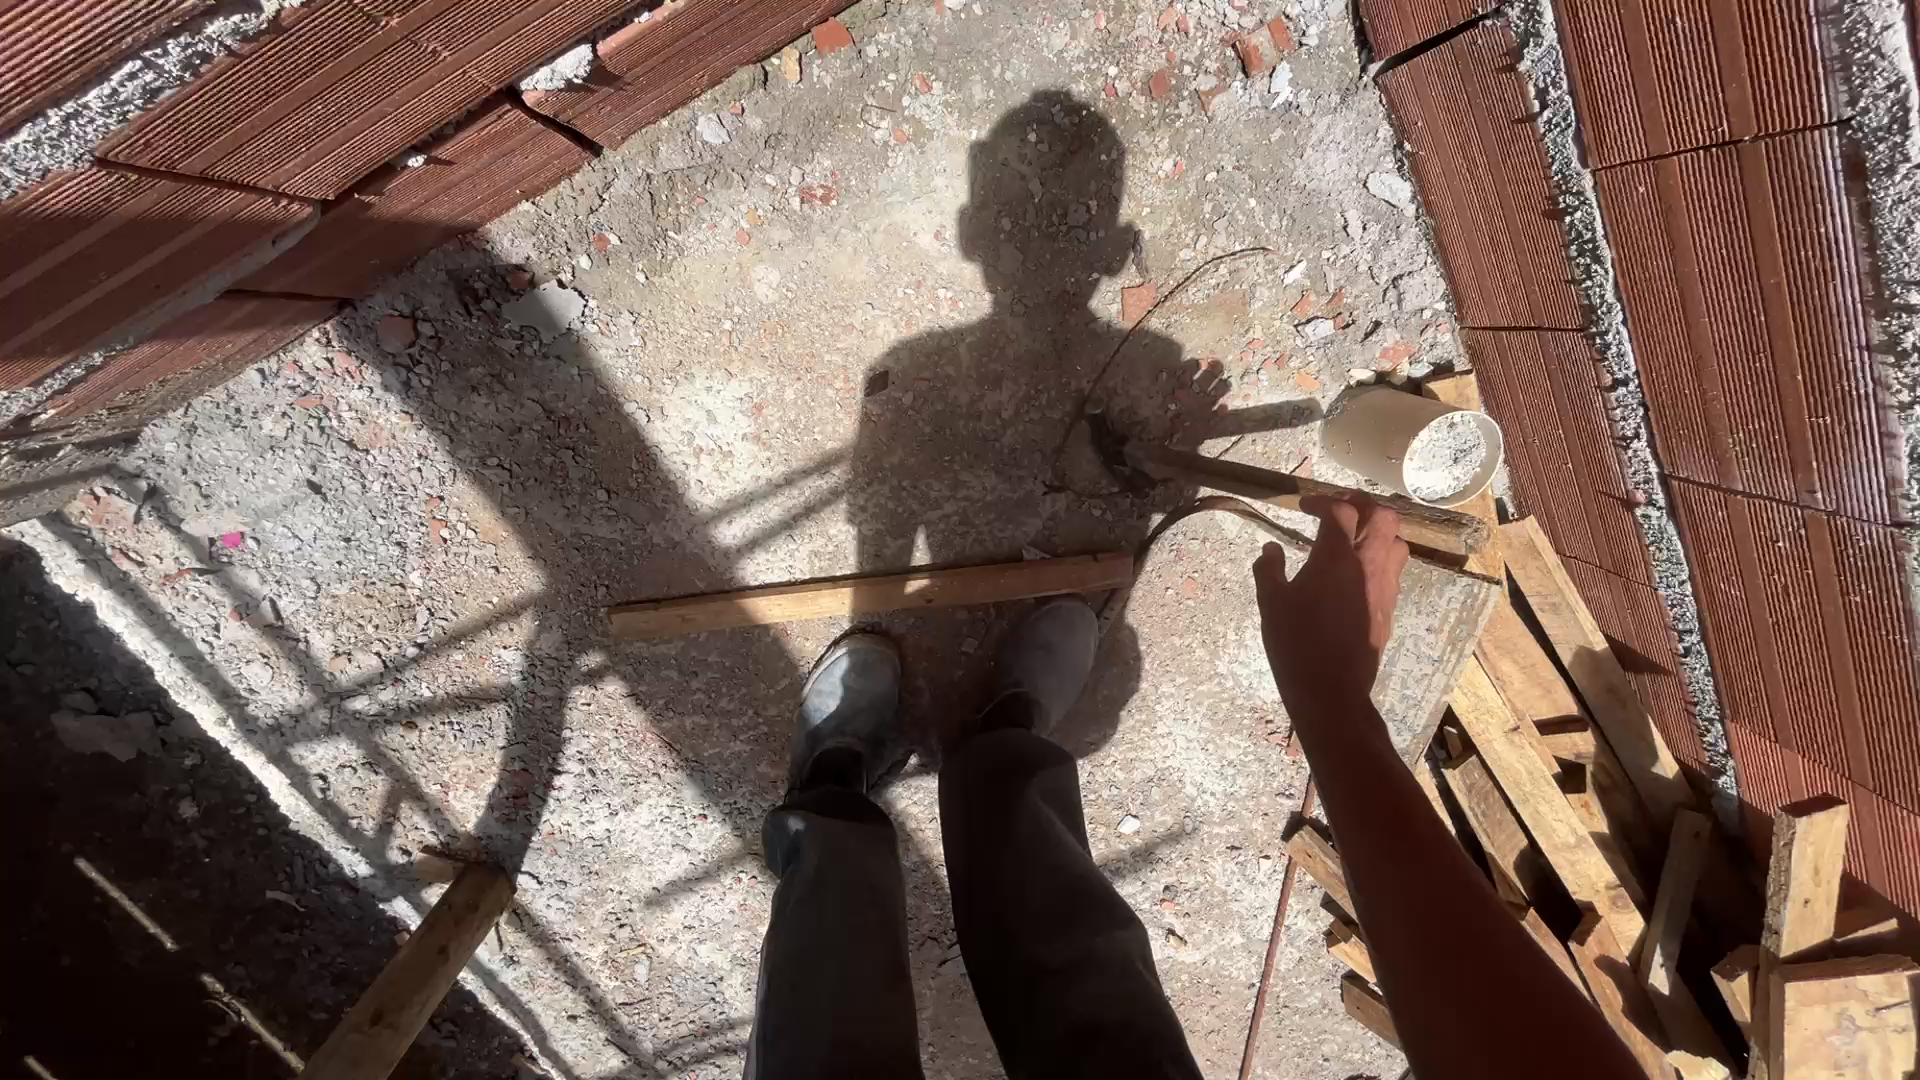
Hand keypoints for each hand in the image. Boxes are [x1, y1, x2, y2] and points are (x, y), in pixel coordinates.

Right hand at [1253, 495, 1409, 711]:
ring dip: (1377, 527)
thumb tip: (1271, 549)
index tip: (1304, 506)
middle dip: (1361, 503)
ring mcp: (1385, 584)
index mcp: (1336, 558)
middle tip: (1338, 507)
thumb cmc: (1295, 642)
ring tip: (1353, 533)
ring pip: (1396, 538)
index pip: (1339, 511)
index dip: (1321, 501)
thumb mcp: (1271, 603)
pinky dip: (1380, 552)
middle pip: (1381, 515)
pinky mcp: (1390, 604)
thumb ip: (1269, 569)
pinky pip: (1395, 565)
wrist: (1331, 687)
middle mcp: (1368, 563)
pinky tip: (1358, 567)